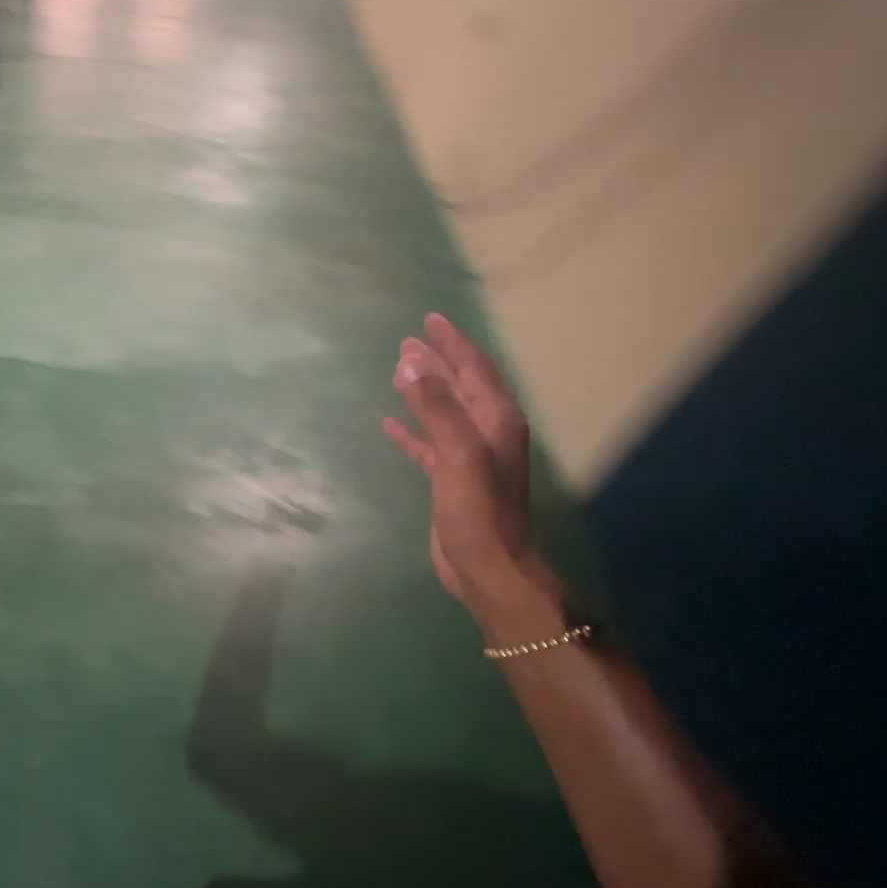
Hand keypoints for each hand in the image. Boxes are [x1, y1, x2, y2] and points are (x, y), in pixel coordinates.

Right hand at [383, 314, 561, 638]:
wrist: (488, 568)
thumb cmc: (479, 510)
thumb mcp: (459, 453)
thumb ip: (436, 407)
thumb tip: (411, 363)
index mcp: (496, 420)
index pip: (474, 369)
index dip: (453, 343)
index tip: (430, 320)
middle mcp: (486, 432)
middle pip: (459, 385)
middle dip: (436, 361)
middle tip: (407, 341)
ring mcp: (468, 457)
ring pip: (443, 412)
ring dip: (423, 390)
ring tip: (397, 371)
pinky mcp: (449, 479)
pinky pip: (428, 443)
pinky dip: (411, 429)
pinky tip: (390, 424)